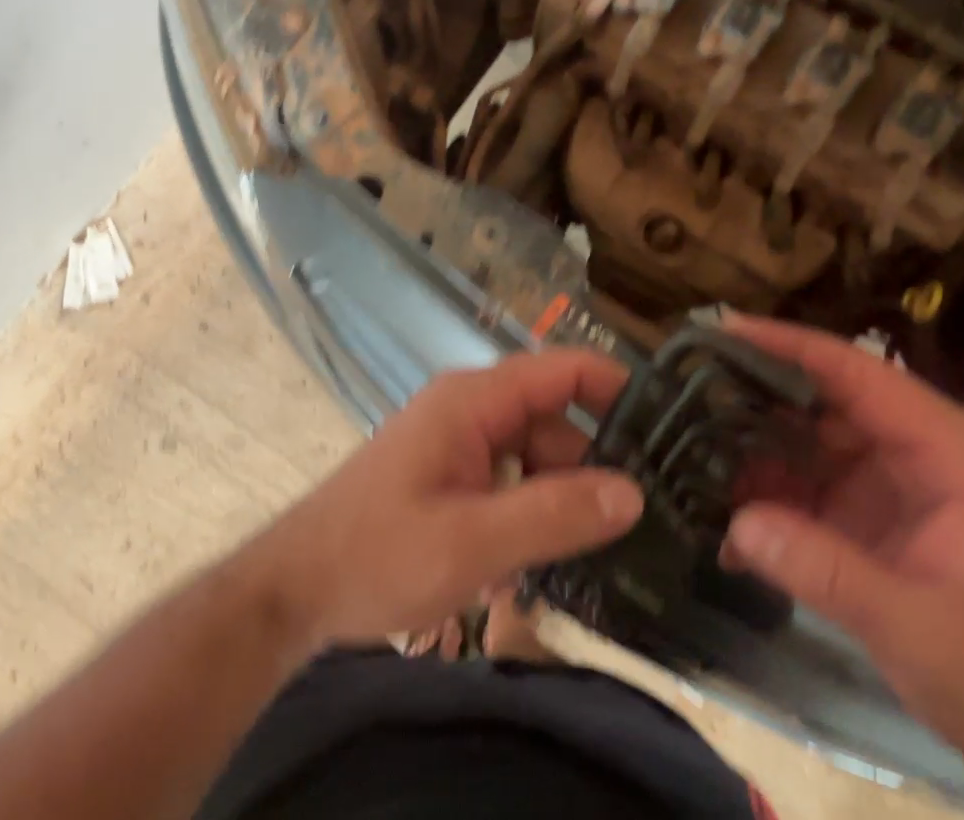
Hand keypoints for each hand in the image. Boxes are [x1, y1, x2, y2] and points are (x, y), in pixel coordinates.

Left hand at [240, 350, 644, 649]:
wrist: (292, 592)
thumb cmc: (376, 556)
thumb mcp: (473, 542)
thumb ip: (555, 515)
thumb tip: (634, 492)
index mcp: (472, 403)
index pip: (563, 370)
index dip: (619, 389)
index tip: (671, 432)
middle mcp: (466, 413)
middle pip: (554, 423)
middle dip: (587, 470)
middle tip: (626, 528)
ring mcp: (453, 447)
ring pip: (532, 461)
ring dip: (552, 505)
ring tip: (566, 561)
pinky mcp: (444, 480)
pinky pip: (504, 487)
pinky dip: (521, 520)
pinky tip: (516, 572)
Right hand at [719, 317, 963, 817]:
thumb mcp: (920, 629)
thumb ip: (826, 571)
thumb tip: (736, 520)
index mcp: (959, 459)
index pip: (866, 379)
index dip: (793, 348)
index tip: (721, 329)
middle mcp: (927, 464)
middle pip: (830, 410)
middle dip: (757, 406)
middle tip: (679, 404)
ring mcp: (902, 499)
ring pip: (815, 456)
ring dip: (756, 463)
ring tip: (686, 464)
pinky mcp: (882, 535)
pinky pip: (816, 504)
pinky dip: (772, 513)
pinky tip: (727, 534)